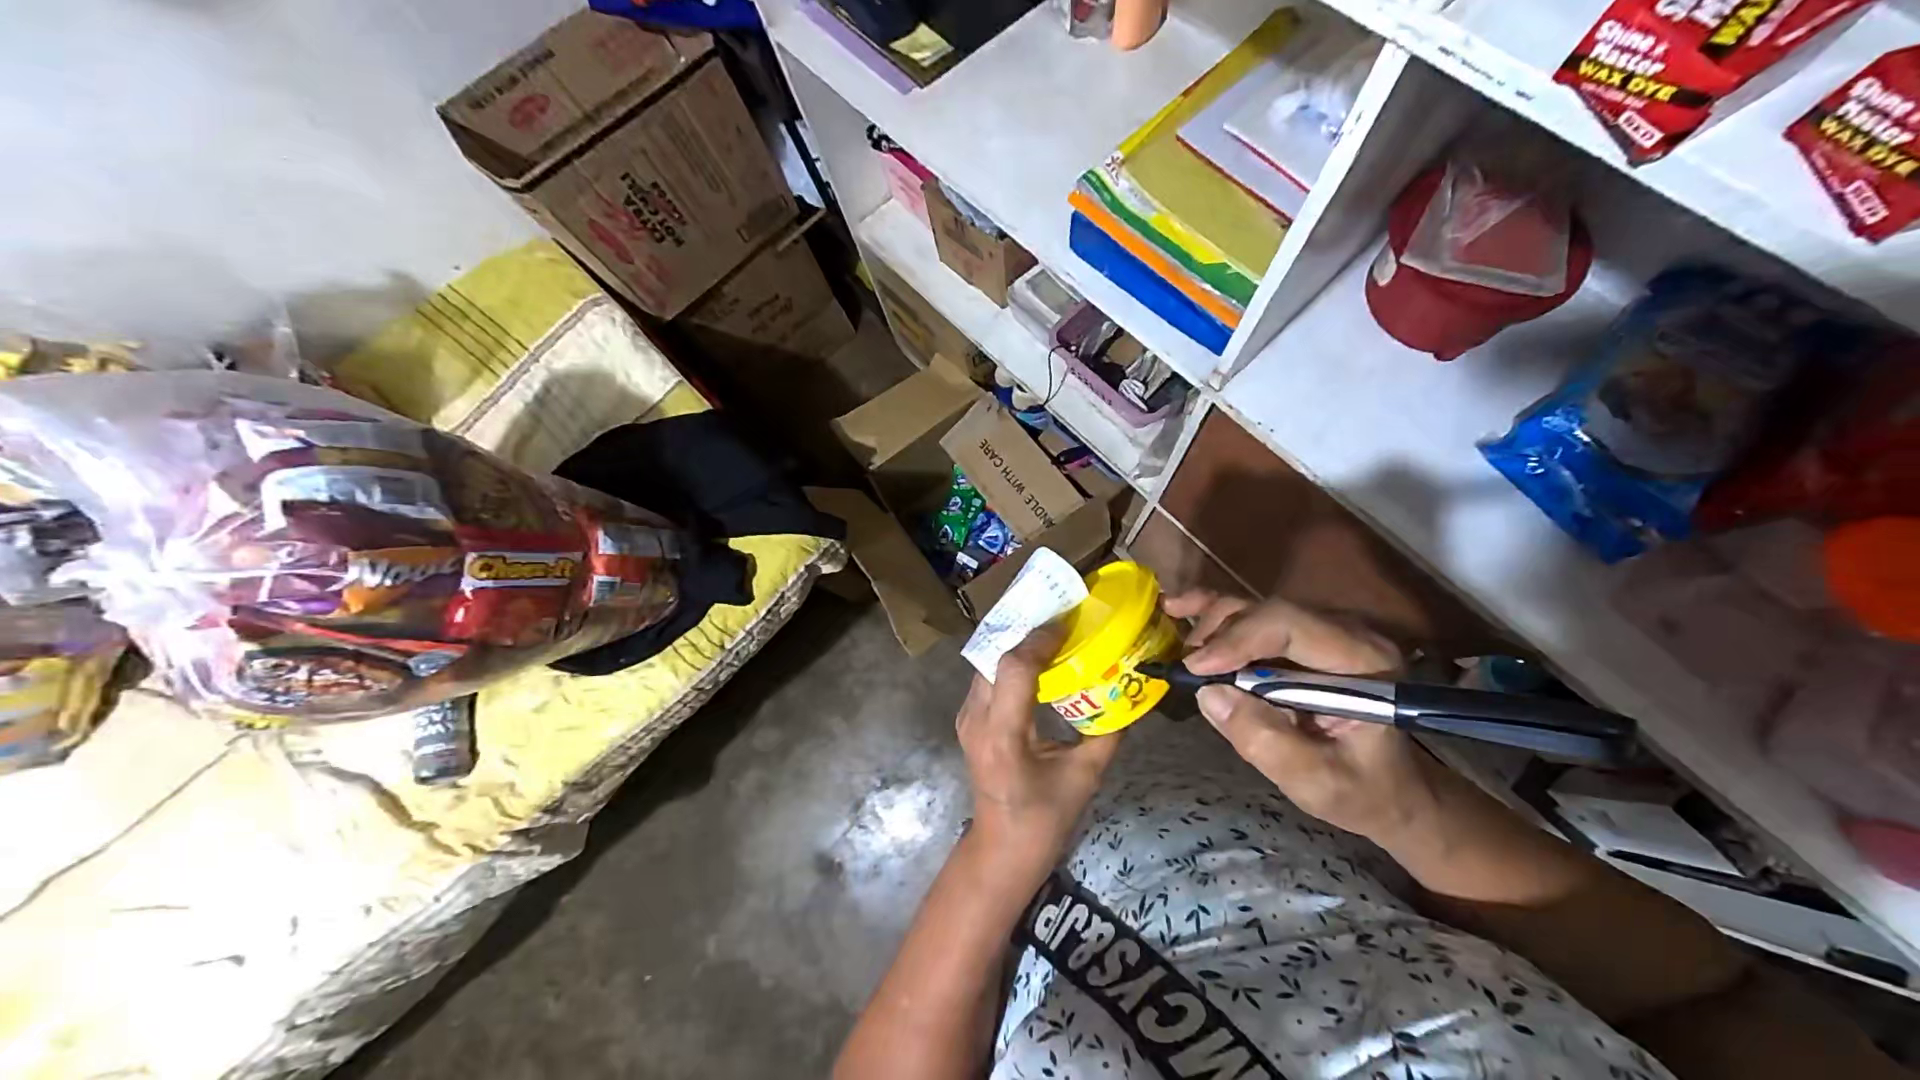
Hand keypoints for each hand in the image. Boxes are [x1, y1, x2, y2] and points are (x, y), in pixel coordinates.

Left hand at [956, 630, 1123, 865]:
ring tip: (1051, 632)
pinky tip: (1035, 658)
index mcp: (1003, 734)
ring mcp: (966, 717)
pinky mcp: (968, 718)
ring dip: (1016, 644)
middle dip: (1026, 632)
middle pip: (995, 656)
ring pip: (987, 662)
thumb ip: (1107, 731)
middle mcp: (976, 718)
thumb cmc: (1045, 817)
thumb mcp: (1085, 775)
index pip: (1015, 668)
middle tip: (1061, 617)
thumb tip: (1129, 691)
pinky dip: (1009, 661)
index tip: (1067, 623)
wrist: (1002, 846)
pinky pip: (986, 676)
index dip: (1040, 639)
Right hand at [1163, 590, 1438, 843]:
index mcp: (1362, 659)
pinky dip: (1211, 612)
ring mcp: (1318, 630)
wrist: (1391, 789)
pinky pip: (1249, 615)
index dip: (1238, 639)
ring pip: (1251, 608)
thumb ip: (1266, 741)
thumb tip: (1210, 694)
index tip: (1196, 669)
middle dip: (1219, 636)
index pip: (1291, 626)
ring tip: (1183, 658)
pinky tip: (1177, 608)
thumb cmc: (1363, 790)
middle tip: (1185, 671)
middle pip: (1267, 612)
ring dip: (1209, 626)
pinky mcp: (1295, 638)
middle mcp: (1342, 632)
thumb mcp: (1318, 782)